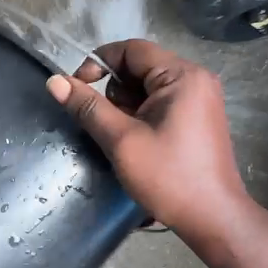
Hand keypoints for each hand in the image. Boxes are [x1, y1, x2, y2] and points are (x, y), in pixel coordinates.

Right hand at [45, 39, 252, 242]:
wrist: (213, 218)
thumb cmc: (168, 177)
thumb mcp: (121, 140)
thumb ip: (88, 106)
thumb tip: (54, 81)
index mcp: (182, 75)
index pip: (131, 49)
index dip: (98, 63)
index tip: (78, 88)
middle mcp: (196, 78)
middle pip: (140, 66)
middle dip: (115, 91)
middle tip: (108, 123)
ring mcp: (202, 97)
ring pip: (149, 86)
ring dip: (128, 105)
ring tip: (125, 138)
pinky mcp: (200, 117)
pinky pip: (163, 101)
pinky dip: (143, 114)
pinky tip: (139, 141)